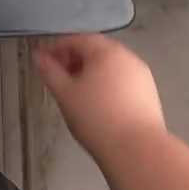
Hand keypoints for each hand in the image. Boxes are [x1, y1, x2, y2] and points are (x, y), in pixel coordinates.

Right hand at [32, 34, 165, 152]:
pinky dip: (106, 83)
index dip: (56, 47)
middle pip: (96, 50)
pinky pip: (122, 79)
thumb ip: (49, 71)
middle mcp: (127, 58)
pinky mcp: (149, 94)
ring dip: (90, 71)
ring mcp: (141, 76)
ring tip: (75, 90)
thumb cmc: (96, 117)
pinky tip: (97, 102)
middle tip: (57, 74)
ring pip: (110, 66)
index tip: (42, 58)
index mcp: (106, 52)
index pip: (77, 39)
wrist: (137, 150)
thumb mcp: (64, 93)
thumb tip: (39, 56)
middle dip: (73, 58)